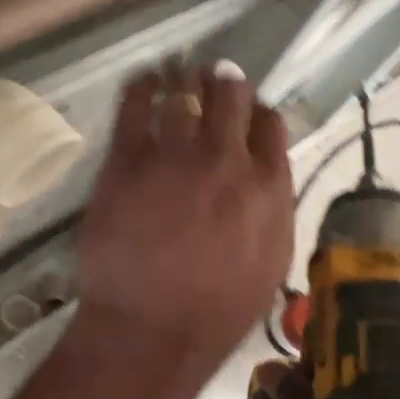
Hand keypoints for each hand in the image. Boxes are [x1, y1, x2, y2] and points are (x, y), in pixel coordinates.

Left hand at [76, 63, 293, 361]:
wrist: (150, 330)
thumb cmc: (214, 313)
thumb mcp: (269, 266)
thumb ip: (272, 212)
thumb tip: (266, 180)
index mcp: (269, 187)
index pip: (271, 125)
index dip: (257, 111)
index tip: (247, 109)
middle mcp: (227, 160)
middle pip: (230, 97)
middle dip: (224, 81)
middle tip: (214, 75)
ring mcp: (175, 156)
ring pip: (185, 94)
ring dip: (185, 77)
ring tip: (180, 69)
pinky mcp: (127, 160)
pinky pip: (136, 106)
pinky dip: (142, 85)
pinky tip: (145, 79)